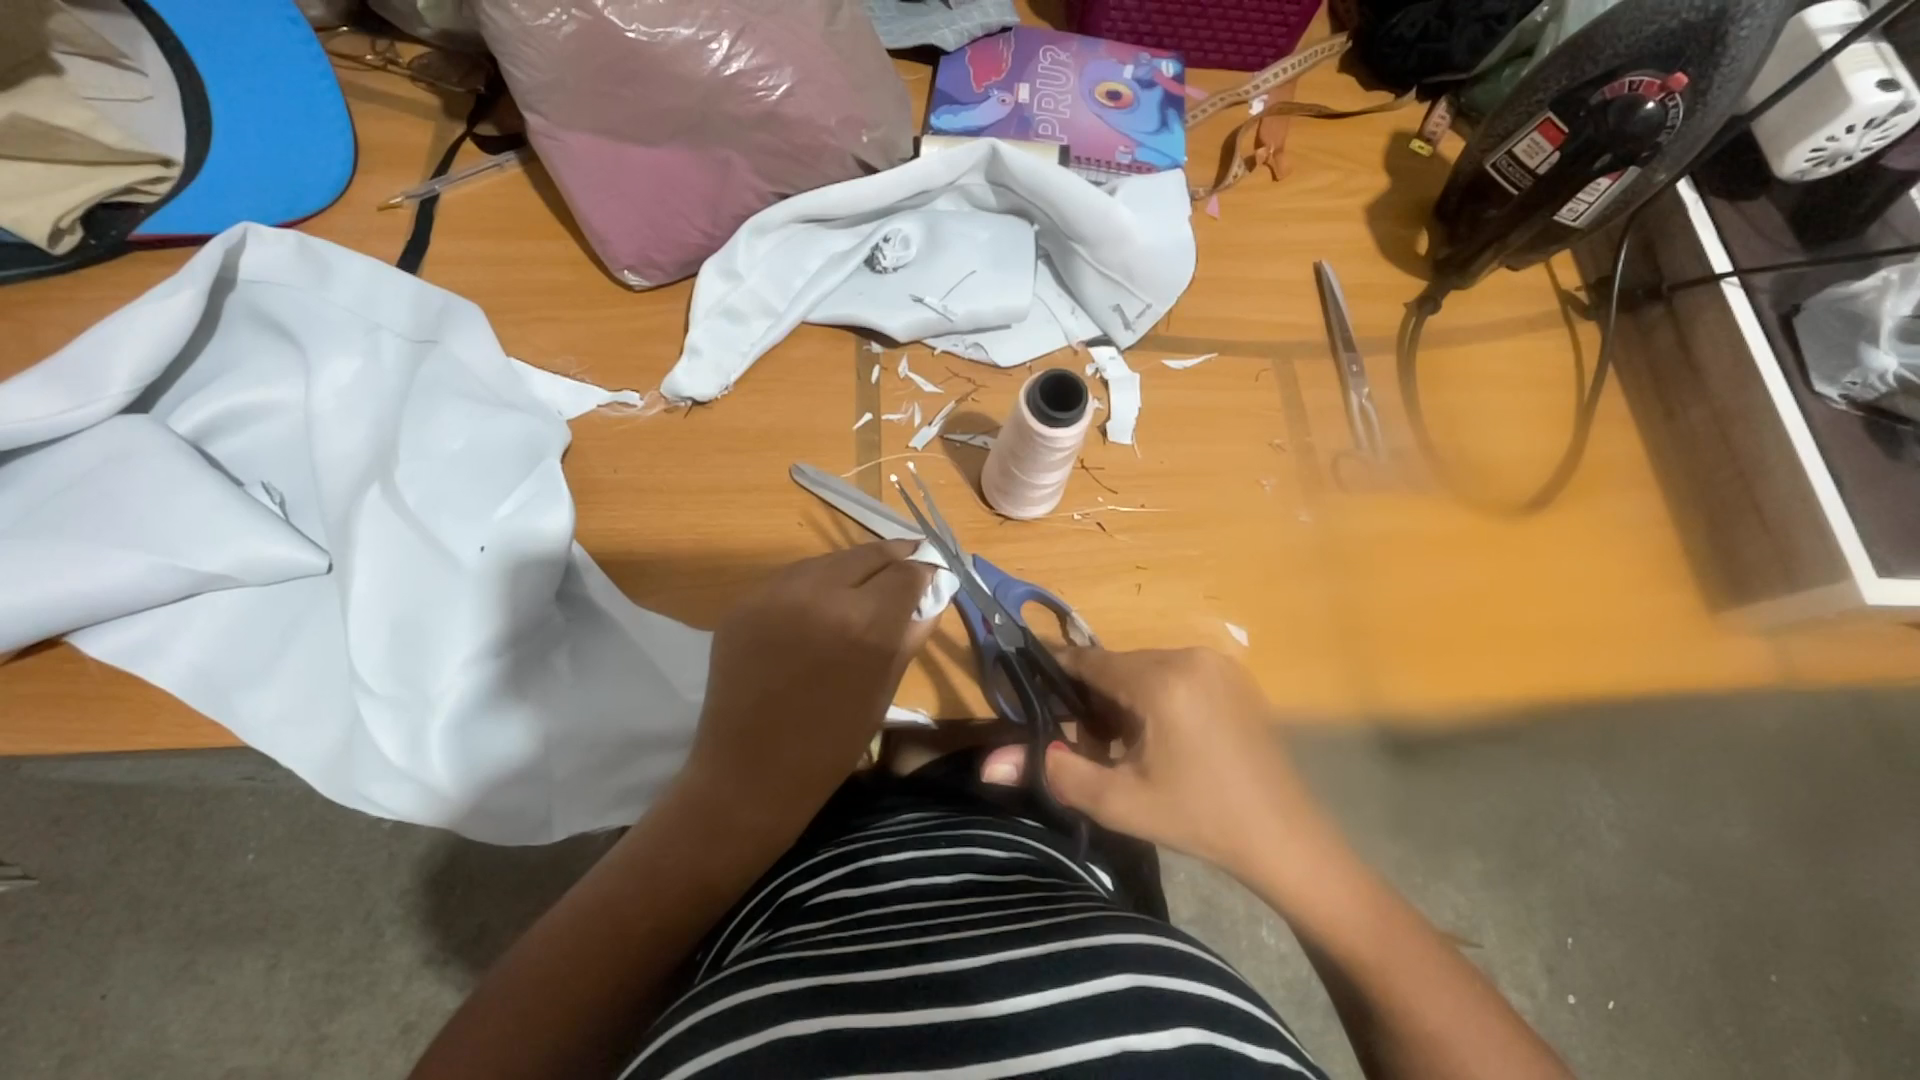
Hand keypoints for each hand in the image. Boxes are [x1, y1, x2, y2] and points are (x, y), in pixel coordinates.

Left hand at [688, 542, 933, 818]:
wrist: (750, 771)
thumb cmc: (832, 743)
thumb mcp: (885, 689)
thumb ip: (911, 633)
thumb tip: (933, 594)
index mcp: (864, 623)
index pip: (907, 573)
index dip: (925, 573)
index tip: (933, 576)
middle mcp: (819, 594)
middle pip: (868, 555)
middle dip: (893, 559)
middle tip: (909, 563)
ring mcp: (775, 593)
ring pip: (828, 561)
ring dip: (852, 569)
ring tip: (866, 585)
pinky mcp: (744, 601)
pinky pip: (792, 578)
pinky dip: (815, 584)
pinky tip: (823, 604)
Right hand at [984, 646, 1325, 877]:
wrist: (1285, 838)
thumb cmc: (1199, 819)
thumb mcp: (1120, 801)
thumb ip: (1054, 772)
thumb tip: (989, 763)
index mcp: (1162, 680)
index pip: (1089, 661)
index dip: (1055, 676)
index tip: (1029, 696)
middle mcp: (1190, 656)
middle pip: (1118, 667)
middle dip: (1095, 701)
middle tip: (1090, 749)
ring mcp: (1218, 664)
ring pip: (1146, 671)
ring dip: (1125, 701)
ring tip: (1128, 752)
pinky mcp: (1235, 678)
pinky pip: (1176, 676)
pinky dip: (1156, 699)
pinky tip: (1164, 743)